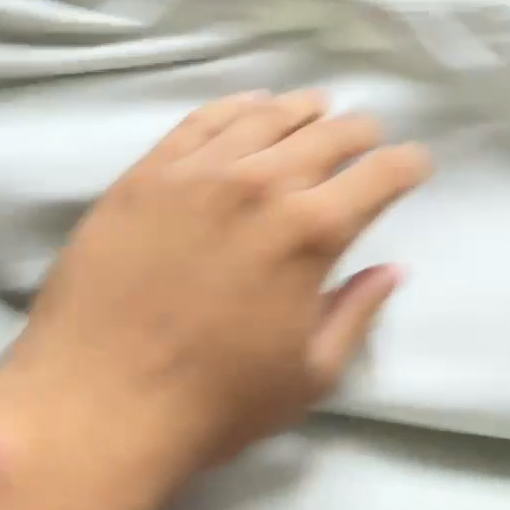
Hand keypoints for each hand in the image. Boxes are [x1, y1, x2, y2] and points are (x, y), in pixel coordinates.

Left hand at [0, 90, 430, 487]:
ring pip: (267, 116)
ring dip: (303, 109)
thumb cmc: (212, 402)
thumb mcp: (308, 375)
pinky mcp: (149, 171)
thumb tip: (392, 269)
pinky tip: (251, 105)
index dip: (407, 165)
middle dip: (360, 132)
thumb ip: (356, 313)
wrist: (94, 405)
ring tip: (317, 106)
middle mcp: (261, 184)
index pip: (379, 176)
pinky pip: (203, 120)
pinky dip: (238, 106)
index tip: (415, 164)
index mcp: (310, 231)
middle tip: (368, 136)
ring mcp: (199, 171)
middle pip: (328, 134)